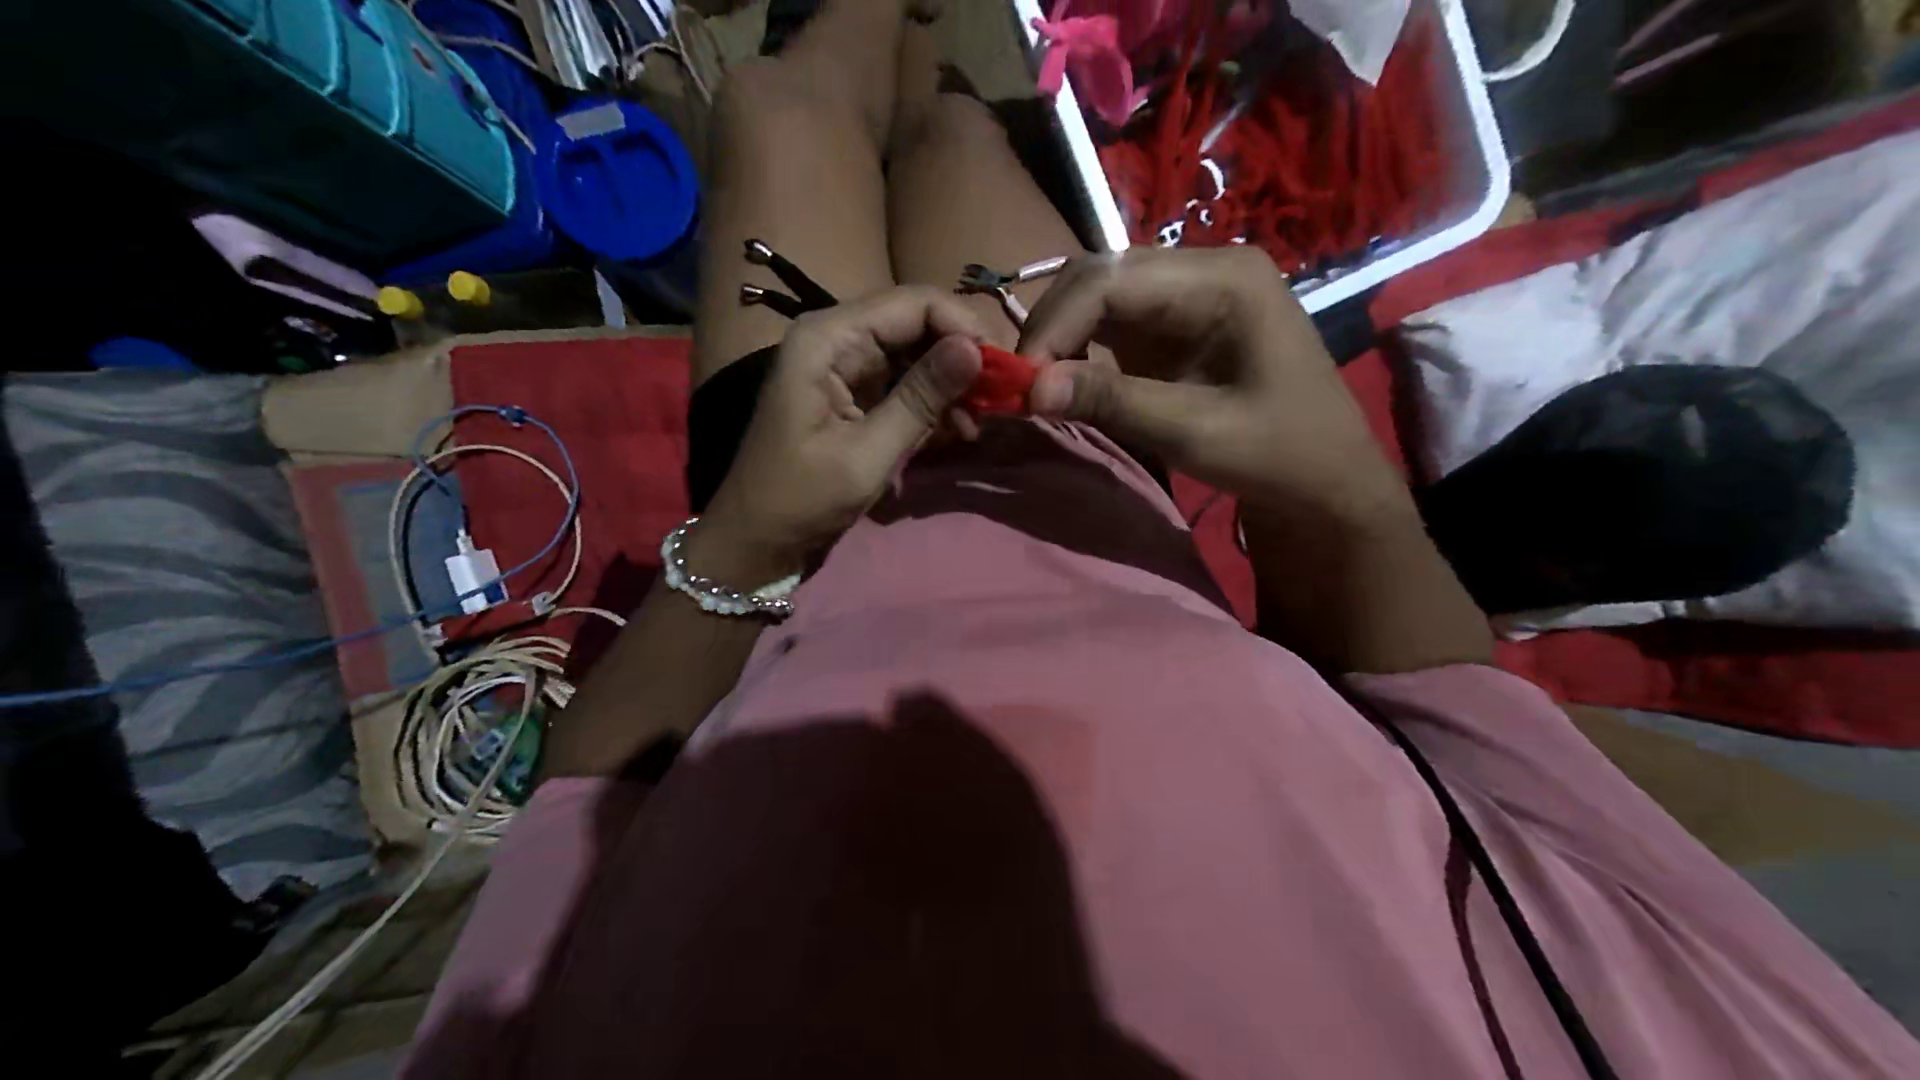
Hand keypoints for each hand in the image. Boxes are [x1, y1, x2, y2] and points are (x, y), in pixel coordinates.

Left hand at [698, 287, 987, 579]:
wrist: (758, 539)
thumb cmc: (802, 498)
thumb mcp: (867, 453)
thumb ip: (920, 399)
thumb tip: (975, 350)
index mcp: (828, 338)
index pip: (914, 303)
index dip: (963, 326)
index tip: (1000, 370)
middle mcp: (837, 338)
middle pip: (918, 324)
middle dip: (961, 357)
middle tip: (997, 400)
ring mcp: (845, 366)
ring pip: (916, 354)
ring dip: (951, 385)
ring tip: (976, 425)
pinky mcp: (854, 394)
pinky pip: (905, 383)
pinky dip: (932, 404)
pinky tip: (956, 432)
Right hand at [1018, 247, 1409, 525]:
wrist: (1323, 481)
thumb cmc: (1279, 453)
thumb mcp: (1197, 431)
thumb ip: (1115, 402)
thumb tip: (1030, 389)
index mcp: (1223, 278)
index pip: (1112, 279)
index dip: (1056, 324)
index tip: (1023, 382)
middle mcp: (1201, 270)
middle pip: (1100, 275)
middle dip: (1052, 327)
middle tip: (1022, 385)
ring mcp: (1186, 296)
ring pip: (1097, 297)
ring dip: (1060, 337)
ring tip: (1037, 386)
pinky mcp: (1174, 327)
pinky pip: (1109, 325)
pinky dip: (1078, 351)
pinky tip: (1065, 383)